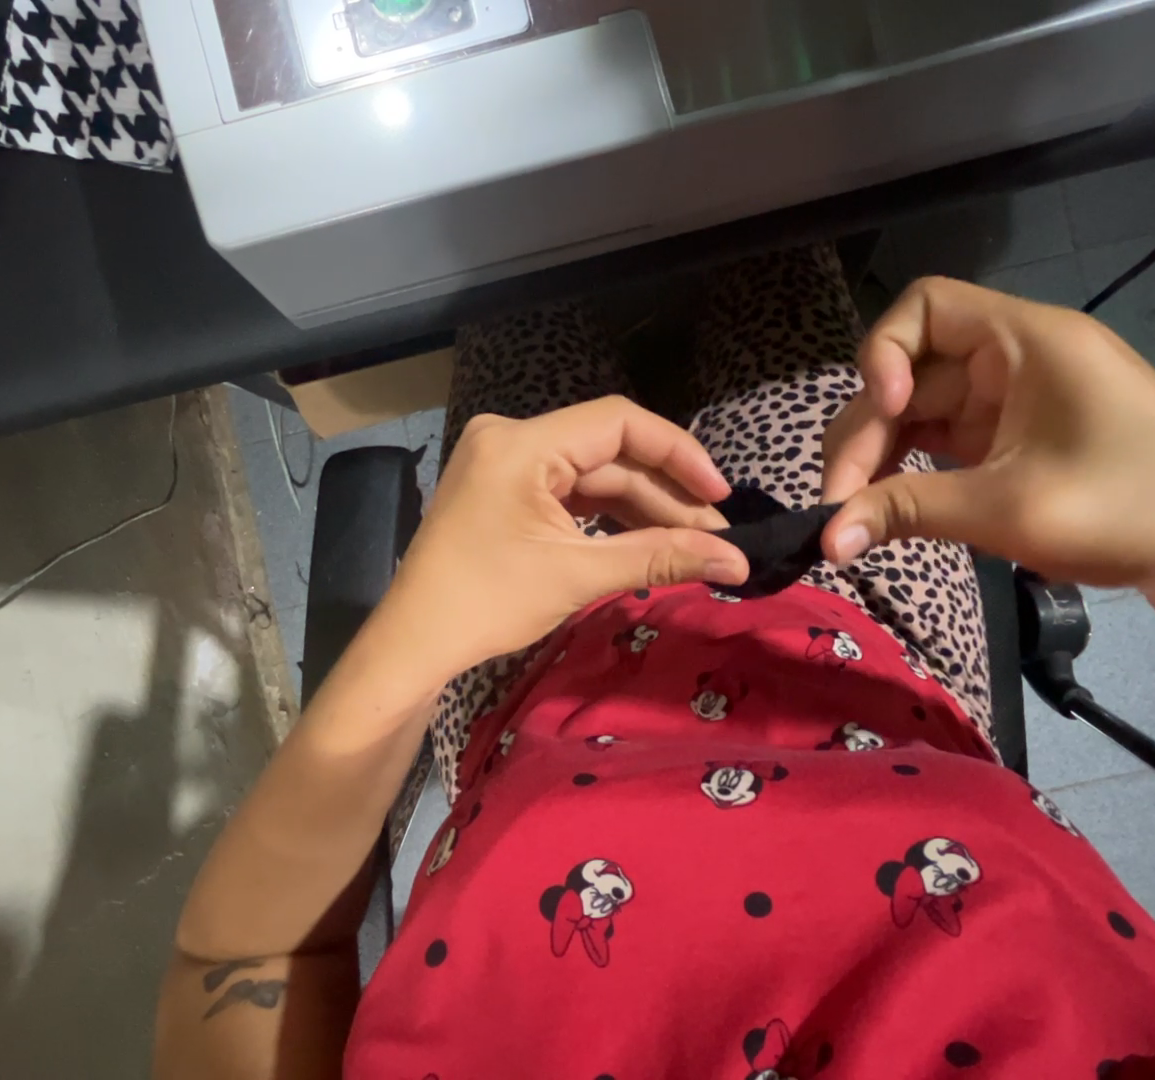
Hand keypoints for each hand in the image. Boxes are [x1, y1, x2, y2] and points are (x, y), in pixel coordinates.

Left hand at [376, 396, 749, 684]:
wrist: (416, 642)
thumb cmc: (488, 604)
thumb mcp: (578, 575)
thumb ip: (661, 558)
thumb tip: (739, 563)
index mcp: (520, 444)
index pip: (618, 422)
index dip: (678, 453)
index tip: (719, 497)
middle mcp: (511, 438)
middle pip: (608, 453)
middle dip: (663, 496)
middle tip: (714, 537)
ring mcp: (505, 463)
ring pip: (592, 475)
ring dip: (640, 510)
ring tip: (692, 545)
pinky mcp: (505, 490)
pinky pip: (569, 492)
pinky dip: (607, 517)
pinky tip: (647, 540)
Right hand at [818, 277, 1154, 586]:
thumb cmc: (1130, 511)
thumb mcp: (1007, 508)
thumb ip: (905, 512)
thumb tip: (823, 540)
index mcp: (1024, 343)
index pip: (925, 307)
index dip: (884, 352)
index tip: (885, 412)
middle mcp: (1008, 360)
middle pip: (906, 373)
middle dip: (865, 434)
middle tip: (837, 504)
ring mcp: (1005, 402)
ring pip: (912, 412)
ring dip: (875, 458)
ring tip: (852, 514)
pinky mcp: (1004, 439)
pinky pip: (934, 442)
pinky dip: (903, 471)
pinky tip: (884, 508)